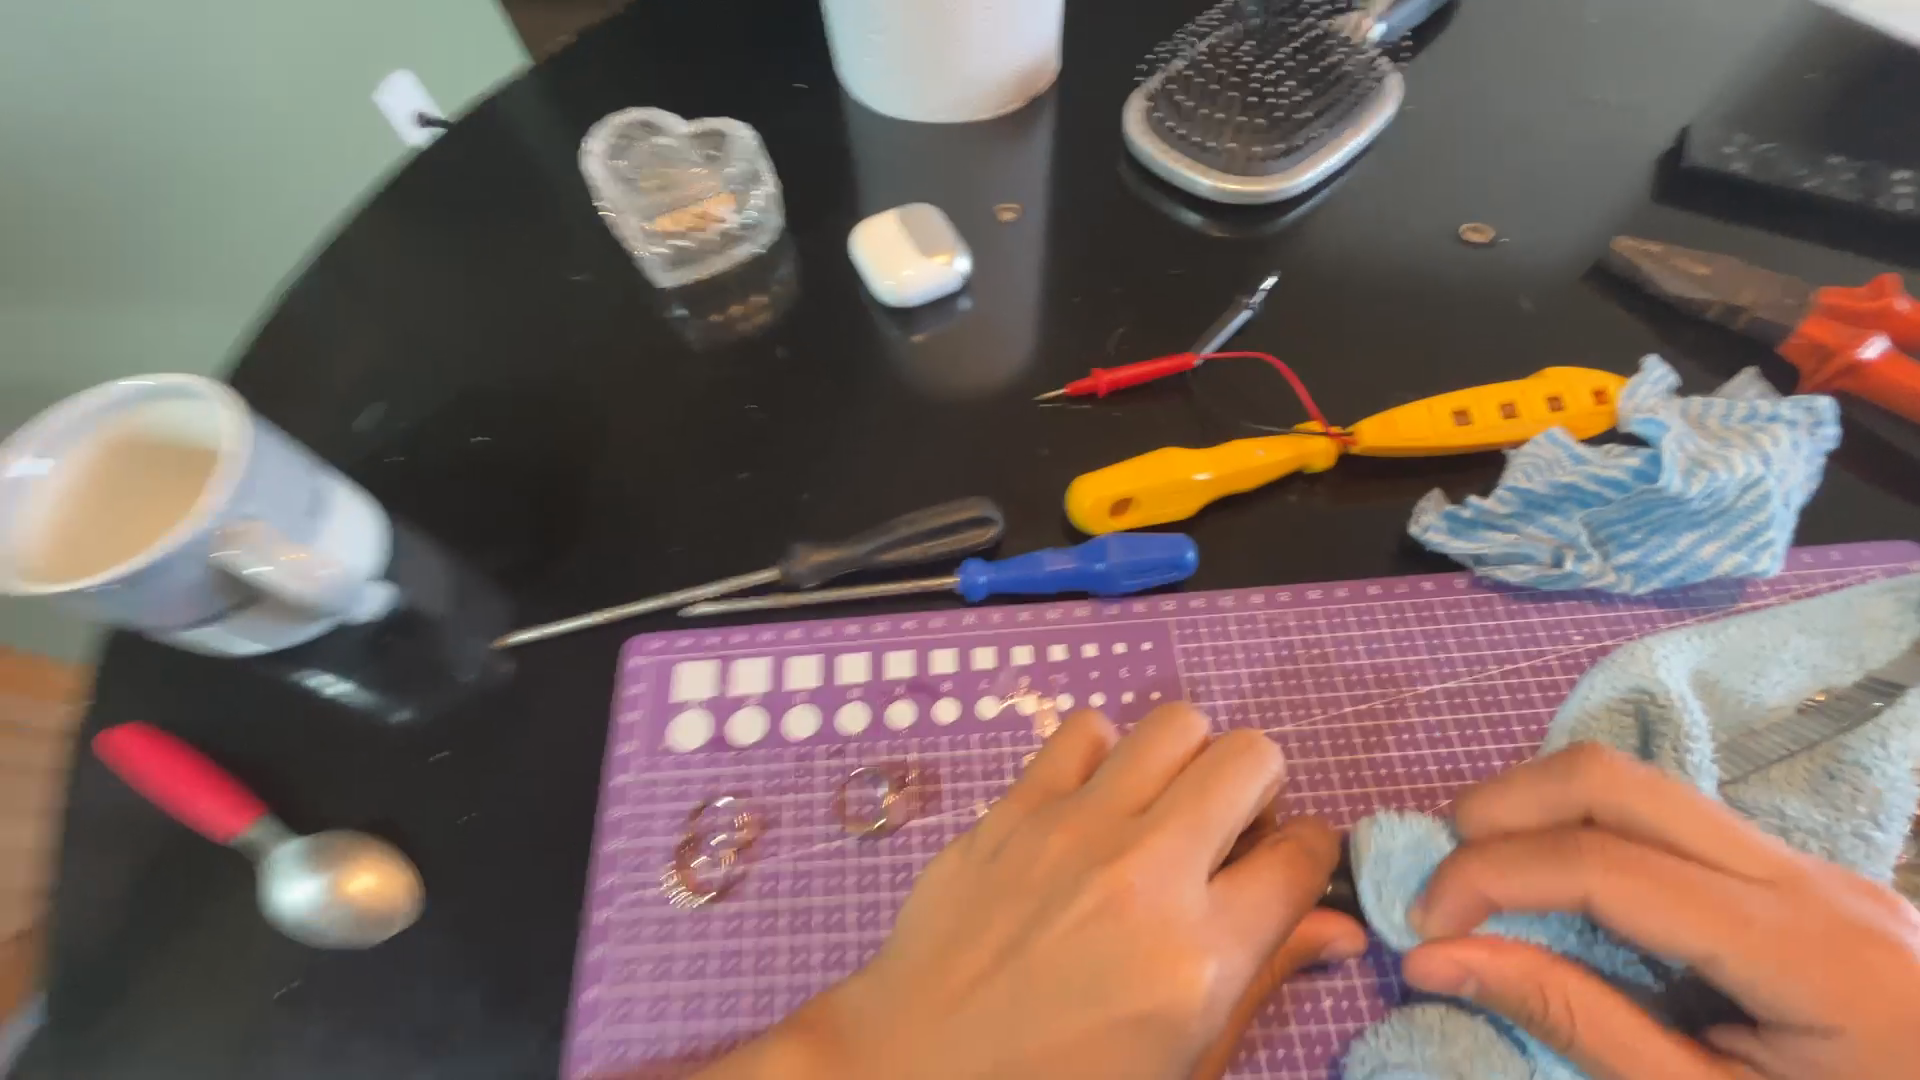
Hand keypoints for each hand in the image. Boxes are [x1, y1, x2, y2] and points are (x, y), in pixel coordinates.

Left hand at [703, 704, 1366, 1079]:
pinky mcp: (1015, 805)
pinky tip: (1089, 796)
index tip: (1288, 857)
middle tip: (1224, 824)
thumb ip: (1263, 979)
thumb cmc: (1064, 1077)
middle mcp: (1146, 870)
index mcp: (1201, 955)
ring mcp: (1075, 827)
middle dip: (1256, 783)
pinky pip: (1083, 729)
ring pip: (1173, 722)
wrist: (923, 1061)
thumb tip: (1338, 922)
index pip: (1301, 856)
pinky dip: (1103, 752)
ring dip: (1185, 756)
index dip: (1311, 849)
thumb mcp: (1184, 1058)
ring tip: (1159, 802)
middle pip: (1247, 757)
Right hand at [1401, 743, 1919, 1079]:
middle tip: (1444, 874)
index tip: (1424, 927)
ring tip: (1485, 873)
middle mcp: (1807, 878)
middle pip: (1607, 779)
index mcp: (1811, 954)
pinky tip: (1551, 882)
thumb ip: (1572, 1021)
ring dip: (1527, 807)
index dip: (1486, 877)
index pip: (1601, 864)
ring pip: (1625, 779)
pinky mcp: (1786, 872)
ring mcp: (1802, 865)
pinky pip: (1650, 812)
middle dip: (1496, 809)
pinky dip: (1568, 824)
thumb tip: (1430, 959)